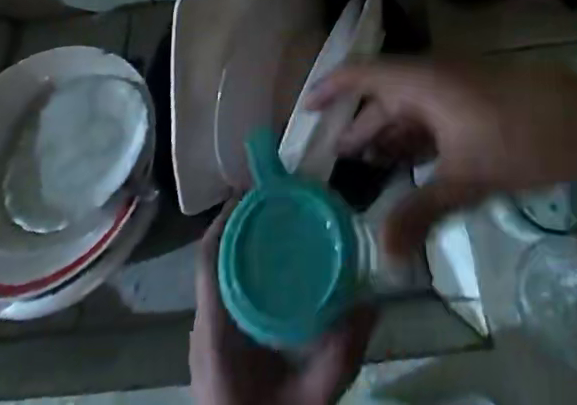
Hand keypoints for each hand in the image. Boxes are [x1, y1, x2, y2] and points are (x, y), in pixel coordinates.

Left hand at [190, 206, 376, 404]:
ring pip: (218, 277)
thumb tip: (372, 304)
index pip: (209, 259)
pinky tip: (277, 273)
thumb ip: (341, 357)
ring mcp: (207, 340)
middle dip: (241, 225)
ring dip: (243, 247)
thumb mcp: (310, 402)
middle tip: (280, 202)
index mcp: (216, 333)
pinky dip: (246, 272)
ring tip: (280, 225)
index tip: (255, 191)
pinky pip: (226, 296)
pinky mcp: (216, 351)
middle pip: (213, 261)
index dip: (227, 219)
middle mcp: (204, 329)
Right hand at [308, 58, 576, 258]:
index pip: (363, 74)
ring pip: (410, 107)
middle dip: (358, 124)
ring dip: (388, 133)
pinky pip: (432, 115)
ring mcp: (457, 87)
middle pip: (383, 95)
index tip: (305, 108)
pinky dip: (416, 137)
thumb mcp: (468, 179)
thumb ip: (420, 212)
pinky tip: (411, 163)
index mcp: (423, 81)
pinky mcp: (476, 101)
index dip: (331, 87)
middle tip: (332, 155)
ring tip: (366, 164)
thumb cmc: (523, 140)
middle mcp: (434, 76)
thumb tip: (383, 254)